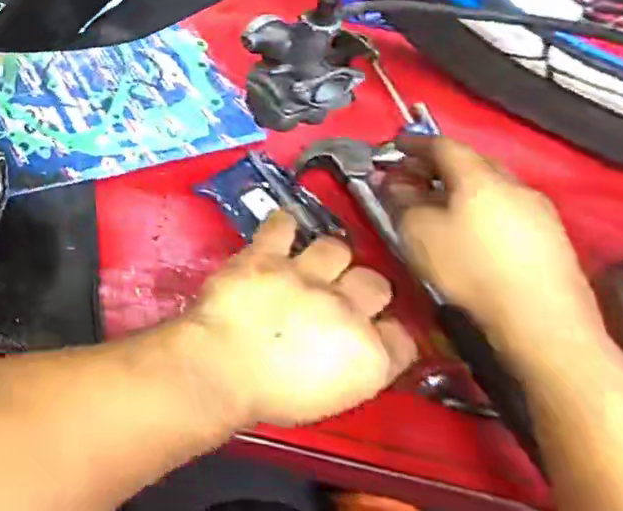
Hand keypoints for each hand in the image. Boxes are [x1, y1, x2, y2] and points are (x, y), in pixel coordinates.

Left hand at [176, 210, 416, 427]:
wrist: (220, 366)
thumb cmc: (270, 395)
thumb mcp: (330, 397)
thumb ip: (351, 366)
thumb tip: (350, 348)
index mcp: (368, 356)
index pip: (402, 337)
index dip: (389, 332)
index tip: (374, 329)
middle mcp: (345, 309)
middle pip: (376, 283)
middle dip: (364, 286)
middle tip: (345, 292)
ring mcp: (305, 275)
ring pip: (336, 247)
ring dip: (329, 255)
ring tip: (316, 261)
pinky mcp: (267, 254)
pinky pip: (283, 225)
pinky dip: (284, 224)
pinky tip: (284, 228)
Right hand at [387, 136, 604, 360]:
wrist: (546, 327)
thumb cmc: (472, 269)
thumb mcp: (418, 232)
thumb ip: (401, 200)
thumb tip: (395, 183)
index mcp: (480, 175)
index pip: (441, 144)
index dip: (412, 143)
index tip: (392, 149)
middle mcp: (514, 184)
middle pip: (470, 162)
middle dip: (437, 166)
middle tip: (411, 178)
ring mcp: (540, 212)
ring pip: (491, 187)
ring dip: (461, 189)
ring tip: (438, 206)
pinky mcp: (553, 241)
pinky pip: (507, 211)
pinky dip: (482, 210)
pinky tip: (470, 232)